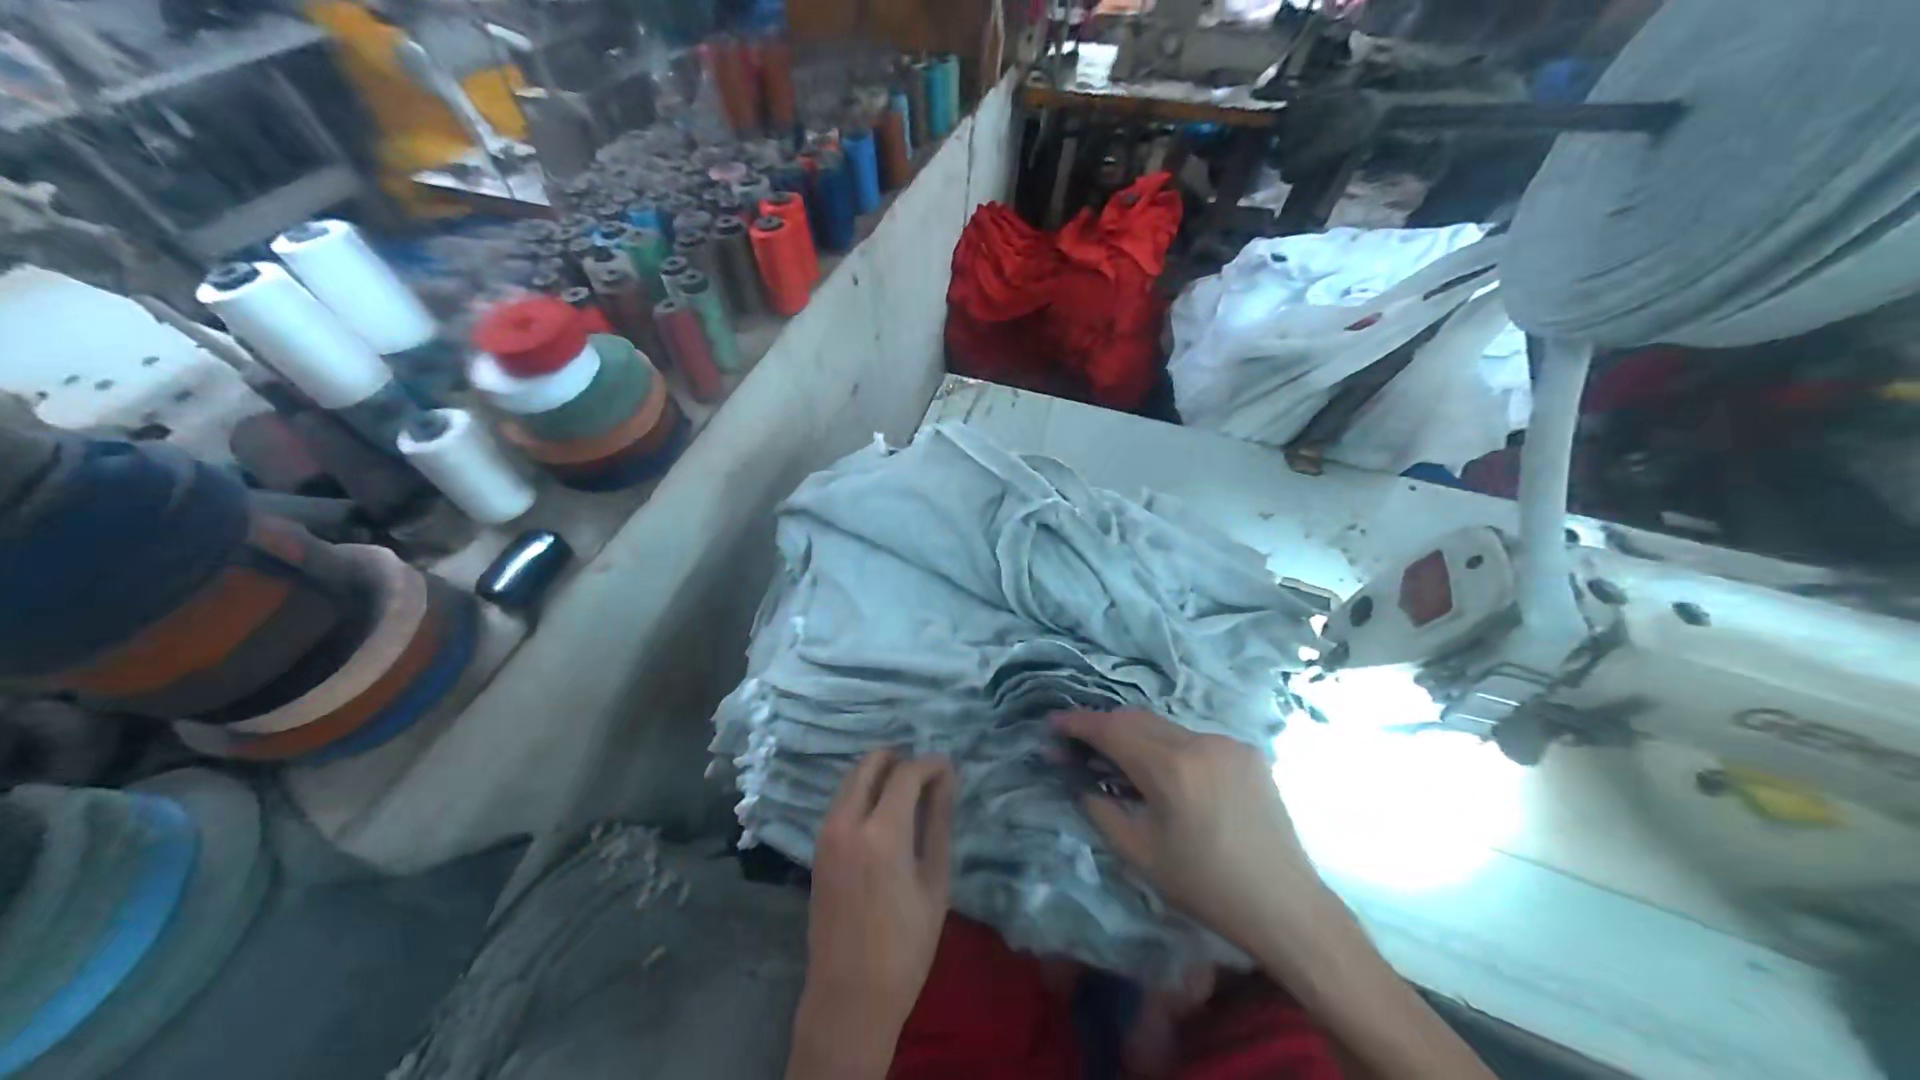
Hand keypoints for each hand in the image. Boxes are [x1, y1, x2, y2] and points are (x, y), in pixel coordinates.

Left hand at [787, 750, 955, 1079]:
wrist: (849, 995)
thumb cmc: (905, 945)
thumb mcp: (934, 882)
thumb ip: (938, 822)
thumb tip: (946, 779)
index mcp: (881, 832)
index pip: (906, 773)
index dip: (931, 763)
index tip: (949, 767)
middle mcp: (846, 822)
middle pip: (869, 763)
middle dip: (899, 758)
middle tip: (927, 774)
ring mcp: (825, 833)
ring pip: (851, 778)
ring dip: (879, 773)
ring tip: (909, 791)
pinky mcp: (817, 847)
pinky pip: (841, 800)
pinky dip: (863, 791)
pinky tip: (885, 812)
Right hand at [1055, 711, 1498, 1079]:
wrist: (1286, 905)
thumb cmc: (1207, 887)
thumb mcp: (1141, 854)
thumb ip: (1102, 809)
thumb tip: (1079, 781)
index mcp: (1172, 769)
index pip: (1113, 731)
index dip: (1079, 724)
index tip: (1053, 723)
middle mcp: (1201, 743)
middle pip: (1137, 719)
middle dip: (1104, 727)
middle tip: (1078, 744)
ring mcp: (1228, 743)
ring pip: (1166, 726)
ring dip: (1136, 736)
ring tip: (1119, 760)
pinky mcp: (1247, 752)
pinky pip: (1194, 738)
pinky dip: (1169, 746)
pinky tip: (1165, 773)